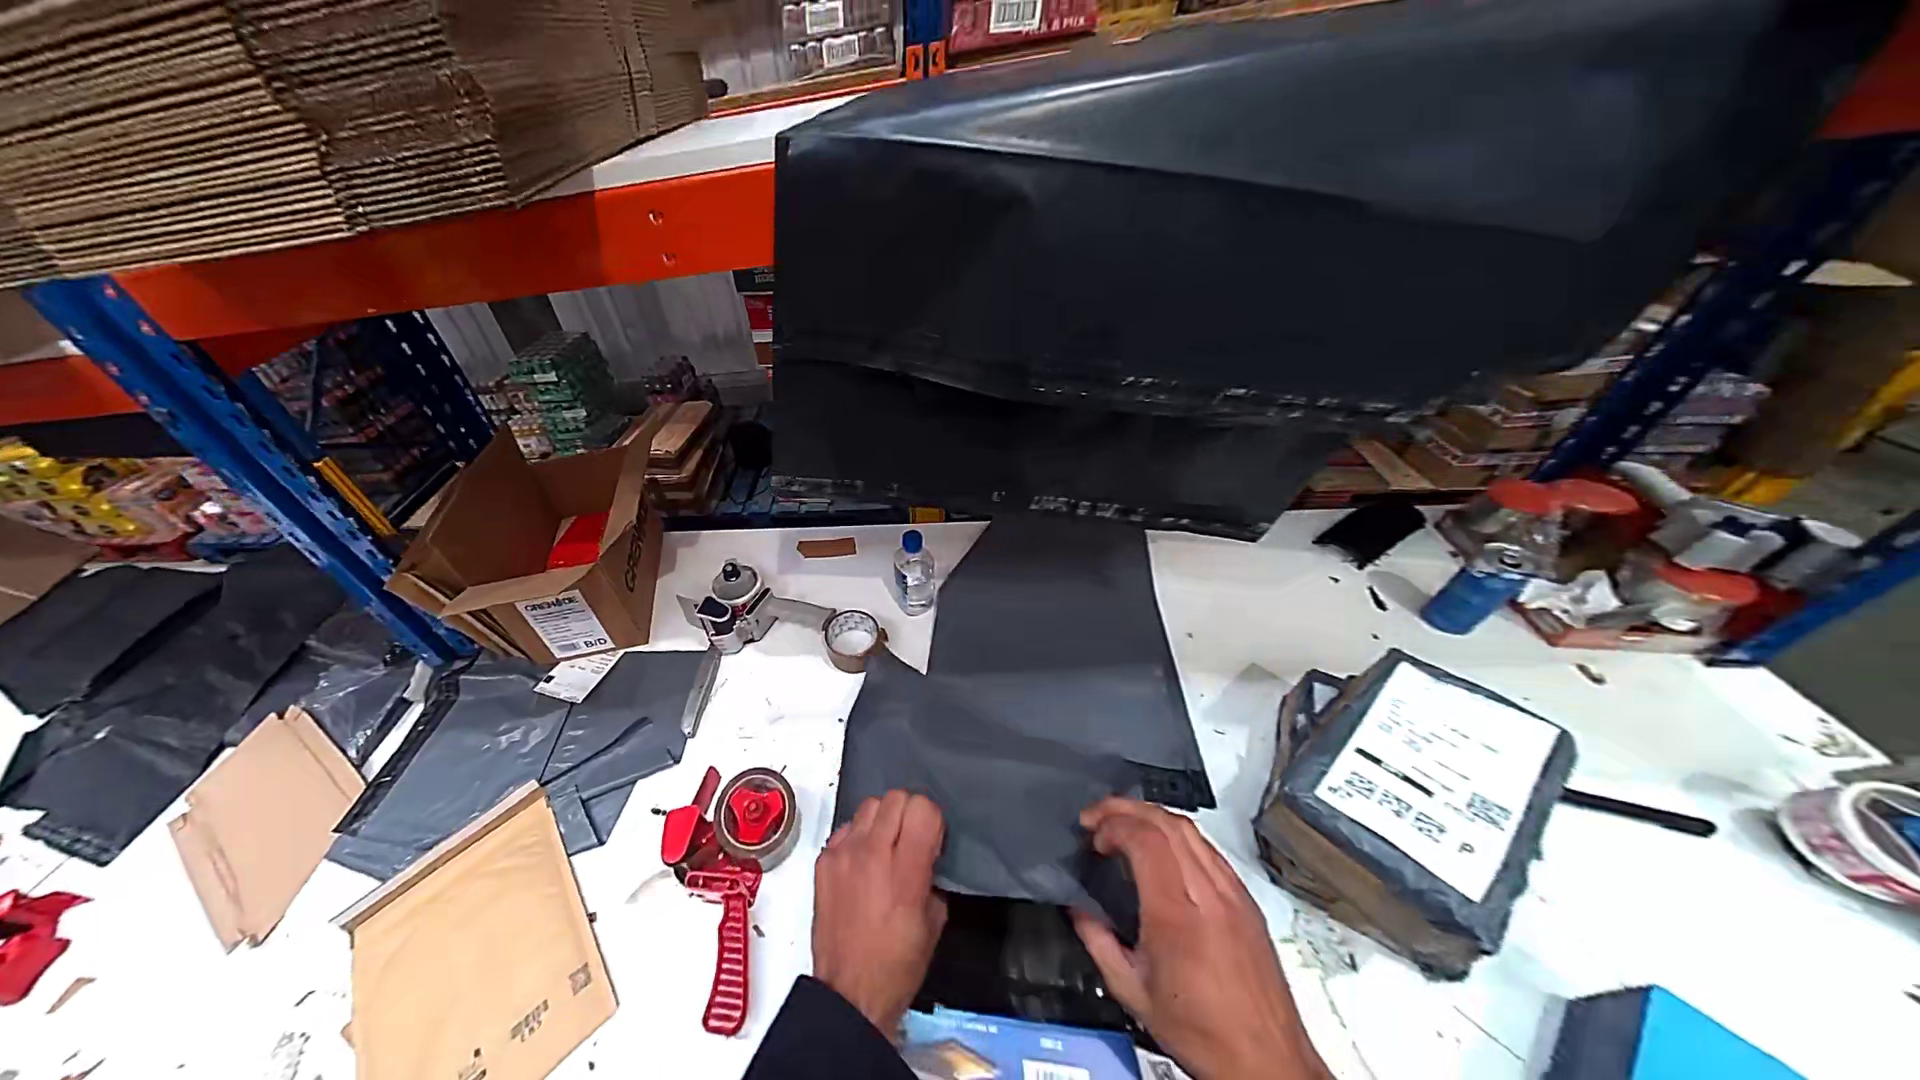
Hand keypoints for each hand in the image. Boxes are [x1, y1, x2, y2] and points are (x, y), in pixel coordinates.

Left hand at [812, 790, 948, 1032]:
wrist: (850, 993)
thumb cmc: (895, 965)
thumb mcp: (935, 920)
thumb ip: (933, 874)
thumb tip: (927, 852)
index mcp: (905, 871)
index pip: (922, 808)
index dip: (932, 819)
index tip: (933, 837)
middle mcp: (871, 855)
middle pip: (896, 797)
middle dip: (909, 813)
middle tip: (911, 838)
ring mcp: (843, 856)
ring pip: (869, 805)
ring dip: (883, 820)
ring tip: (887, 846)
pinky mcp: (823, 863)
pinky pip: (846, 828)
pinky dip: (858, 836)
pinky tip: (864, 861)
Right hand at [1072, 799, 1328, 1079]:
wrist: (1267, 1060)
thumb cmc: (1208, 1035)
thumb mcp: (1134, 994)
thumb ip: (1098, 944)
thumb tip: (1078, 910)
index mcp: (1178, 918)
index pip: (1146, 840)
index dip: (1113, 825)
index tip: (1094, 835)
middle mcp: (1210, 897)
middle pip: (1167, 822)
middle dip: (1125, 808)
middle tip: (1099, 815)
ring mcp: (1233, 894)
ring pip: (1190, 829)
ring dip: (1151, 815)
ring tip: (1125, 822)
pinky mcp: (1246, 899)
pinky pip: (1209, 848)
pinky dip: (1177, 834)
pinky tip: (1161, 845)